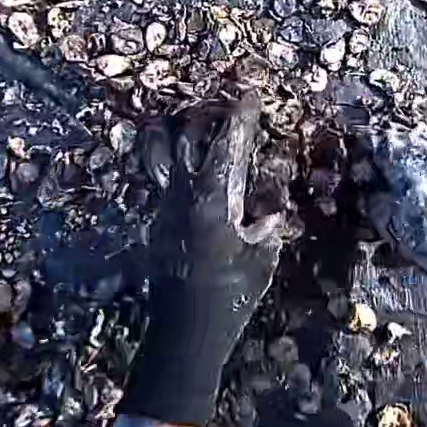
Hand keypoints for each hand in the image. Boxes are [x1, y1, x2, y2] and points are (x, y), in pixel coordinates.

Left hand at [119, 93, 283, 426]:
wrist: (184, 332)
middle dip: (208, 115)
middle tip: (226, 108)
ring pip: (161, 151)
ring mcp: (163, 203)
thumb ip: (268, 220)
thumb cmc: (231, 295)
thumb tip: (270, 201)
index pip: (229, 145)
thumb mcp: (263, 256)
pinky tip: (187, 165)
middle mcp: (182, 192)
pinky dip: (172, 159)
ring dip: (180, 131)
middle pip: (187, 137)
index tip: (250, 94)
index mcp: (213, 197)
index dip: (242, 117)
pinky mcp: (156, 218)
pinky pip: (160, 175)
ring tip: (197, 124)